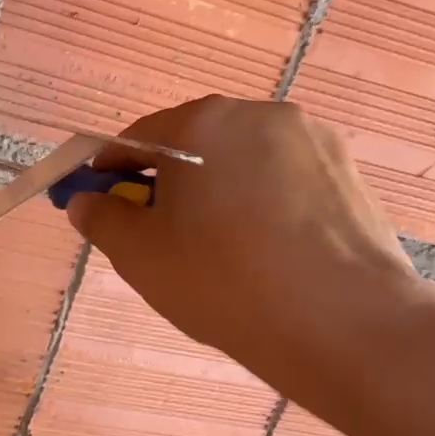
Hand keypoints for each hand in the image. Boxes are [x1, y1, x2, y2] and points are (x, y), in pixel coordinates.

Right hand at [66, 96, 434, 373]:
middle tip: (155, 236)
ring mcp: (313, 141)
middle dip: (165, 182)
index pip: (135, 138)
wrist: (339, 320)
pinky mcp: (348, 173)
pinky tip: (257, 254)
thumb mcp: (136, 253)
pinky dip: (256, 207)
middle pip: (191, 144)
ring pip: (238, 163)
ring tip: (211, 251)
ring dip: (212, 194)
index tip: (99, 205)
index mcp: (202, 123)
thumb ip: (101, 218)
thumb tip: (87, 201)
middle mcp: (260, 115)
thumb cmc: (218, 278)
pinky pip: (280, 182)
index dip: (108, 172)